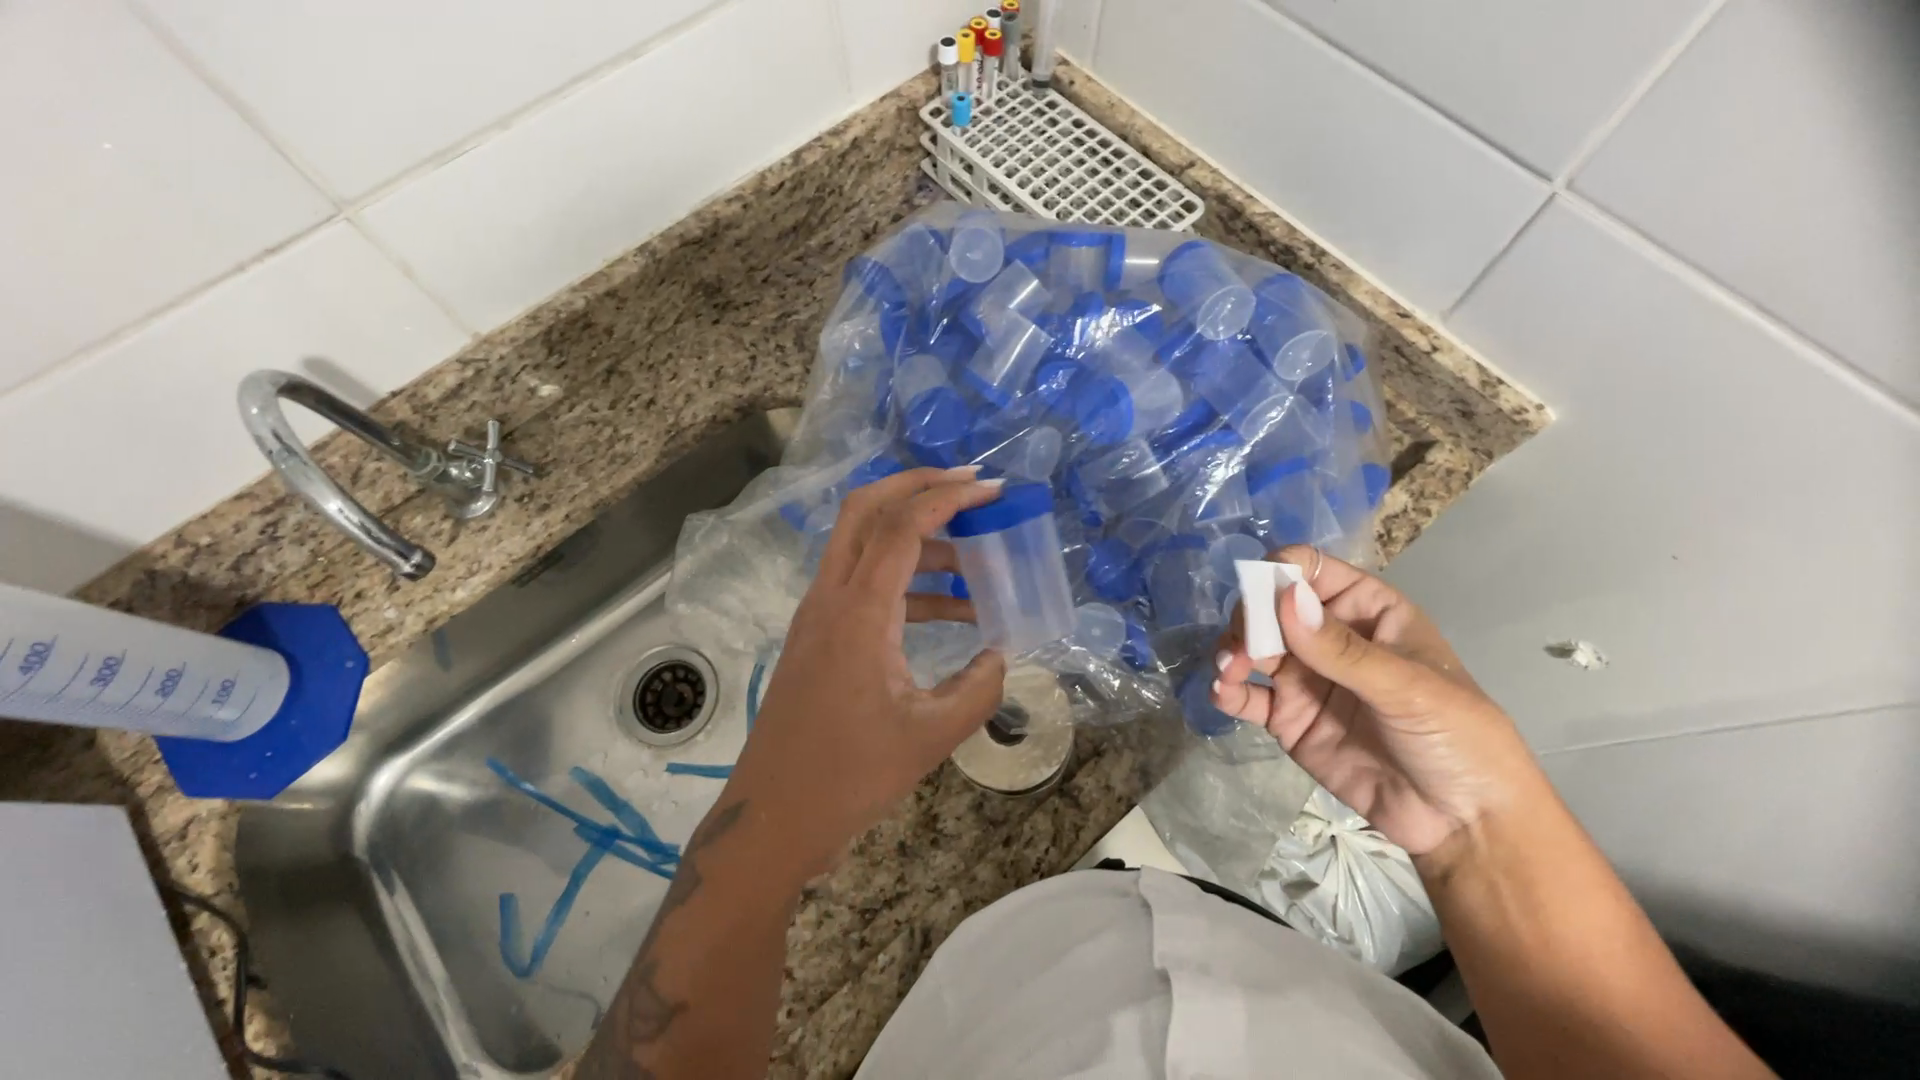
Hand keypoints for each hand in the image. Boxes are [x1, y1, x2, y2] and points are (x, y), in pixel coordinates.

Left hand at [726, 465, 1008, 881]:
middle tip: (971, 488)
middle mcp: (830, 599)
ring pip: (865, 547)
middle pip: (866, 510)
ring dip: (920, 542)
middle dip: (918, 486)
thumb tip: (1002, 657)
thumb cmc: (850, 776)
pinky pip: (864, 586)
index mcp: (857, 612)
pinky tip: (953, 616)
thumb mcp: (931, 736)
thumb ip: (979, 689)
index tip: (991, 489)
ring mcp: (818, 616)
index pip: (901, 526)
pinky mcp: (818, 637)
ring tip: (978, 567)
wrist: (775, 816)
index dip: (947, 497)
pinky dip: (908, 584)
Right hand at [1212, 546, 1540, 854]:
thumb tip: (1284, 596)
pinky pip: (1248, 696)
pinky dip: (1227, 690)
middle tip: (1242, 647)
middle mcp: (1330, 638)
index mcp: (1367, 611)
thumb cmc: (1456, 736)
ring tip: (1228, 671)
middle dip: (1248, 619)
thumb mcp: (1406, 686)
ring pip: (1253, 649)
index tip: (1258, 597)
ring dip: (1232, 652)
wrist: (1463, 821)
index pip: (1312, 572)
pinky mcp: (1288, 720)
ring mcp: (1306, 679)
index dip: (1279, 575)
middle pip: (1271, 608)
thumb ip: (1340, 647)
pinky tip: (1223, 693)